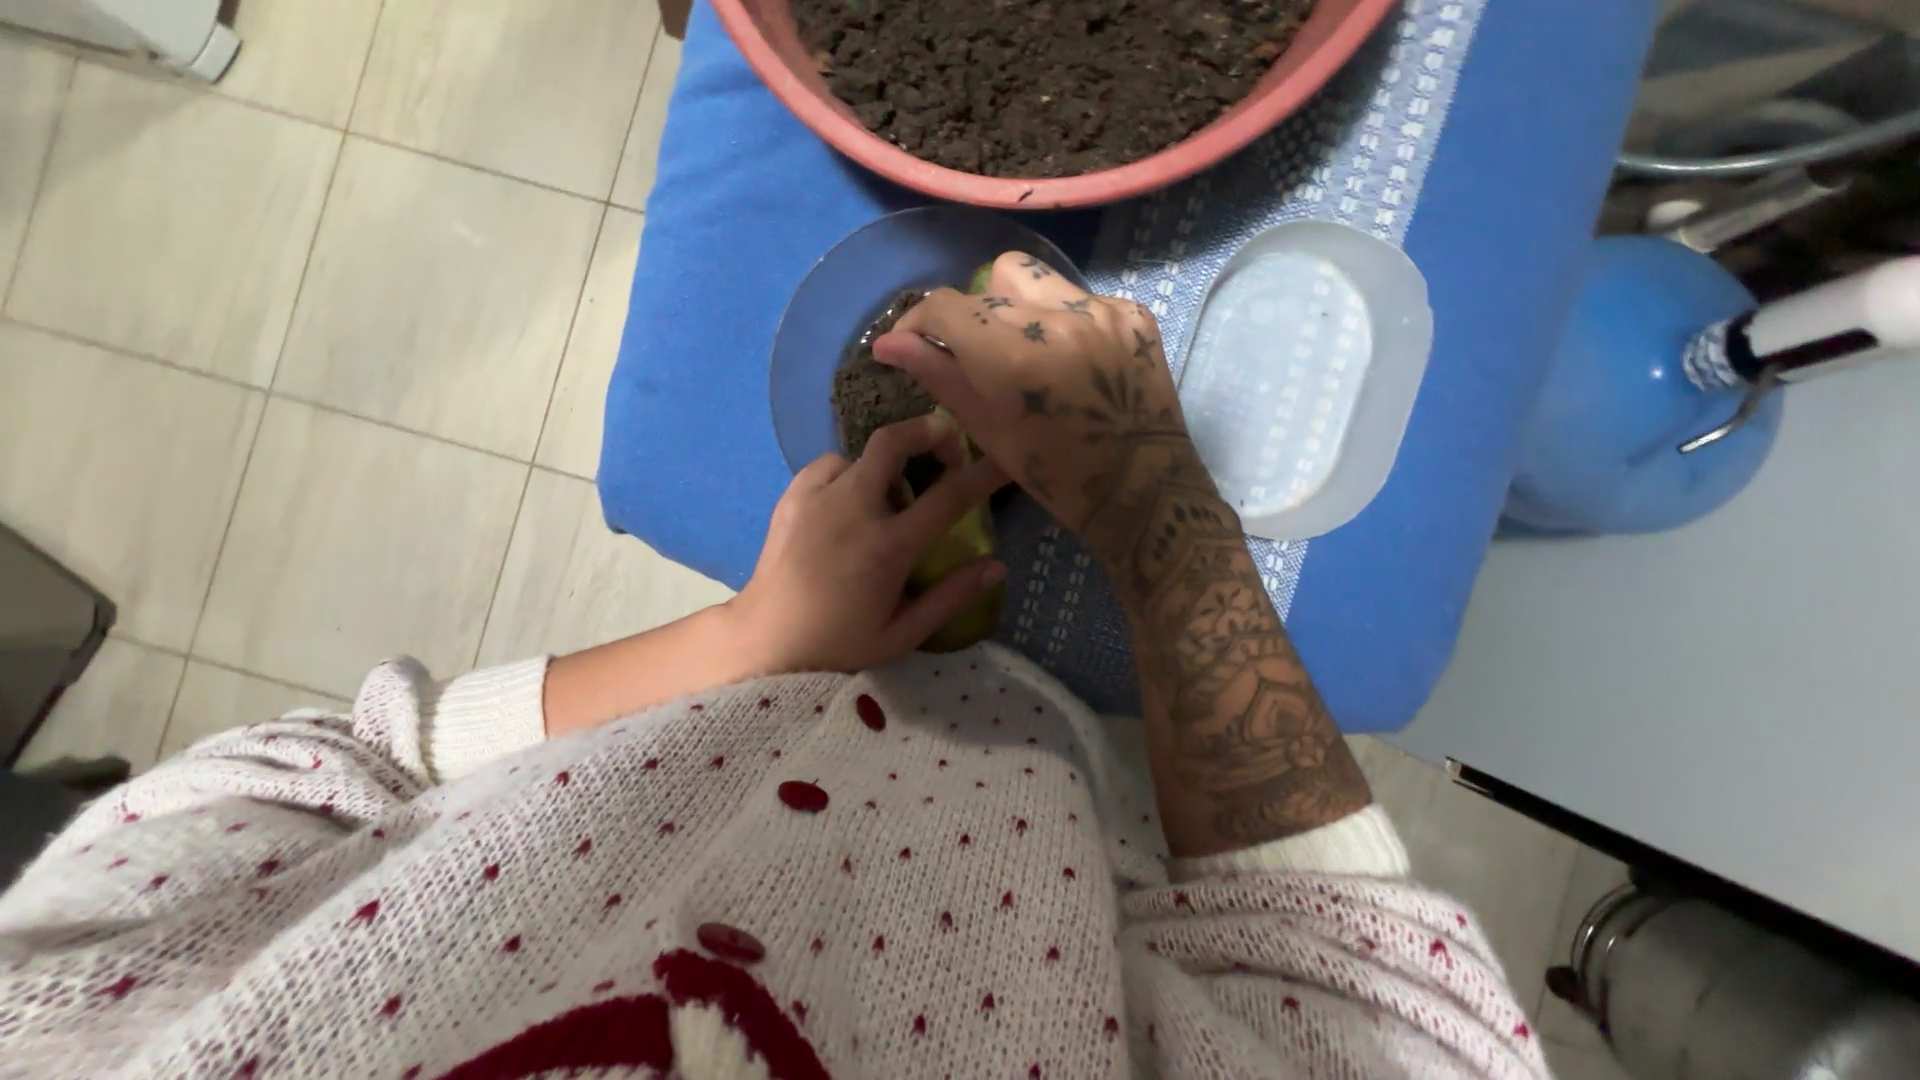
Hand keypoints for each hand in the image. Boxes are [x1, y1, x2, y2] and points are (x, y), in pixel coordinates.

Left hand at [725, 413, 1008, 673]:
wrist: (766, 643)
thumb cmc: (840, 644)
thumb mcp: (903, 633)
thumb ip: (951, 596)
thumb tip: (996, 566)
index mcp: (889, 546)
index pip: (949, 496)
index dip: (985, 473)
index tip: (1005, 460)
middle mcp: (854, 509)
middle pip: (894, 441)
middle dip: (928, 432)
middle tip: (946, 451)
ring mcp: (817, 498)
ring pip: (861, 454)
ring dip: (885, 467)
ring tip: (889, 500)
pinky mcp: (791, 498)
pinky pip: (829, 465)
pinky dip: (849, 474)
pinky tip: (848, 504)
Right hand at [870, 251, 1219, 567]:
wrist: (1141, 488)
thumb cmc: (1053, 474)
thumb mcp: (986, 429)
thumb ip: (938, 374)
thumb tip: (887, 343)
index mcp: (1012, 356)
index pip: (946, 305)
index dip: (919, 319)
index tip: (914, 340)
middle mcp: (1057, 318)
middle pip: (988, 285)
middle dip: (970, 317)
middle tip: (976, 355)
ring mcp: (1101, 311)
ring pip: (1032, 276)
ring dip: (1013, 302)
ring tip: (1023, 344)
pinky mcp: (1132, 313)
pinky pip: (1077, 295)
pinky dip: (1061, 318)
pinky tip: (1069, 357)